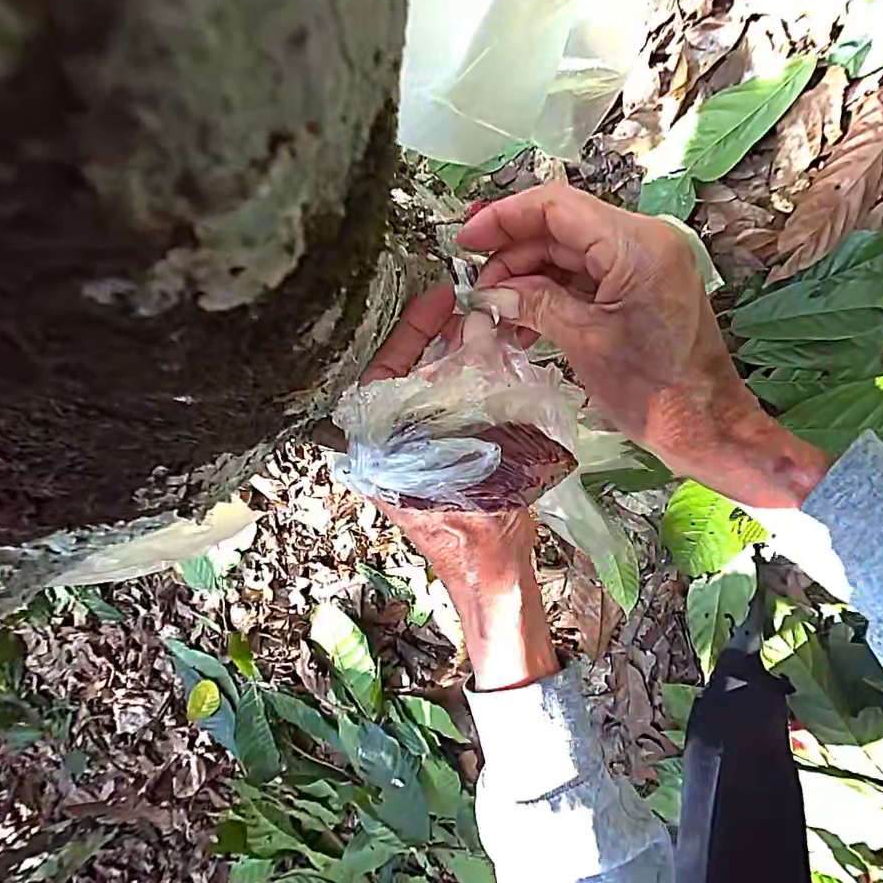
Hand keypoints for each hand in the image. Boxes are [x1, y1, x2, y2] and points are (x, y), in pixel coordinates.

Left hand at [360, 284, 559, 690]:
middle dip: (444, 342)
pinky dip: (479, 387)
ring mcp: (421, 457)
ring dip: (465, 362)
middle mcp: (394, 451)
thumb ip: (475, 395)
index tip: (438, 300)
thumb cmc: (480, 539)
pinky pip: (458, 413)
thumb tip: (475, 331)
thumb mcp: (478, 460)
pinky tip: (501, 366)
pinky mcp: (447, 462)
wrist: (498, 582)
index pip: (384, 375)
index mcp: (380, 452)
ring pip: (438, 394)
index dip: (411, 333)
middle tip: (472, 310)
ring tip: (493, 331)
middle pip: (413, 379)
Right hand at [459, 183, 831, 508]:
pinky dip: (558, 295)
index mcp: (635, 245)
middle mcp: (645, 240)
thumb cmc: (651, 392)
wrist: (705, 426)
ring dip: (532, 279)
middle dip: (515, 256)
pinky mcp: (646, 289)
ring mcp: (648, 264)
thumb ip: (536, 305)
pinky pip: (592, 279)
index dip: (504, 218)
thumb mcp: (585, 343)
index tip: (466, 241)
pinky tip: (527, 320)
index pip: (557, 206)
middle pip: (563, 228)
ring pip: (573, 255)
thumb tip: (491, 293)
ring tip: (498, 313)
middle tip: (480, 291)